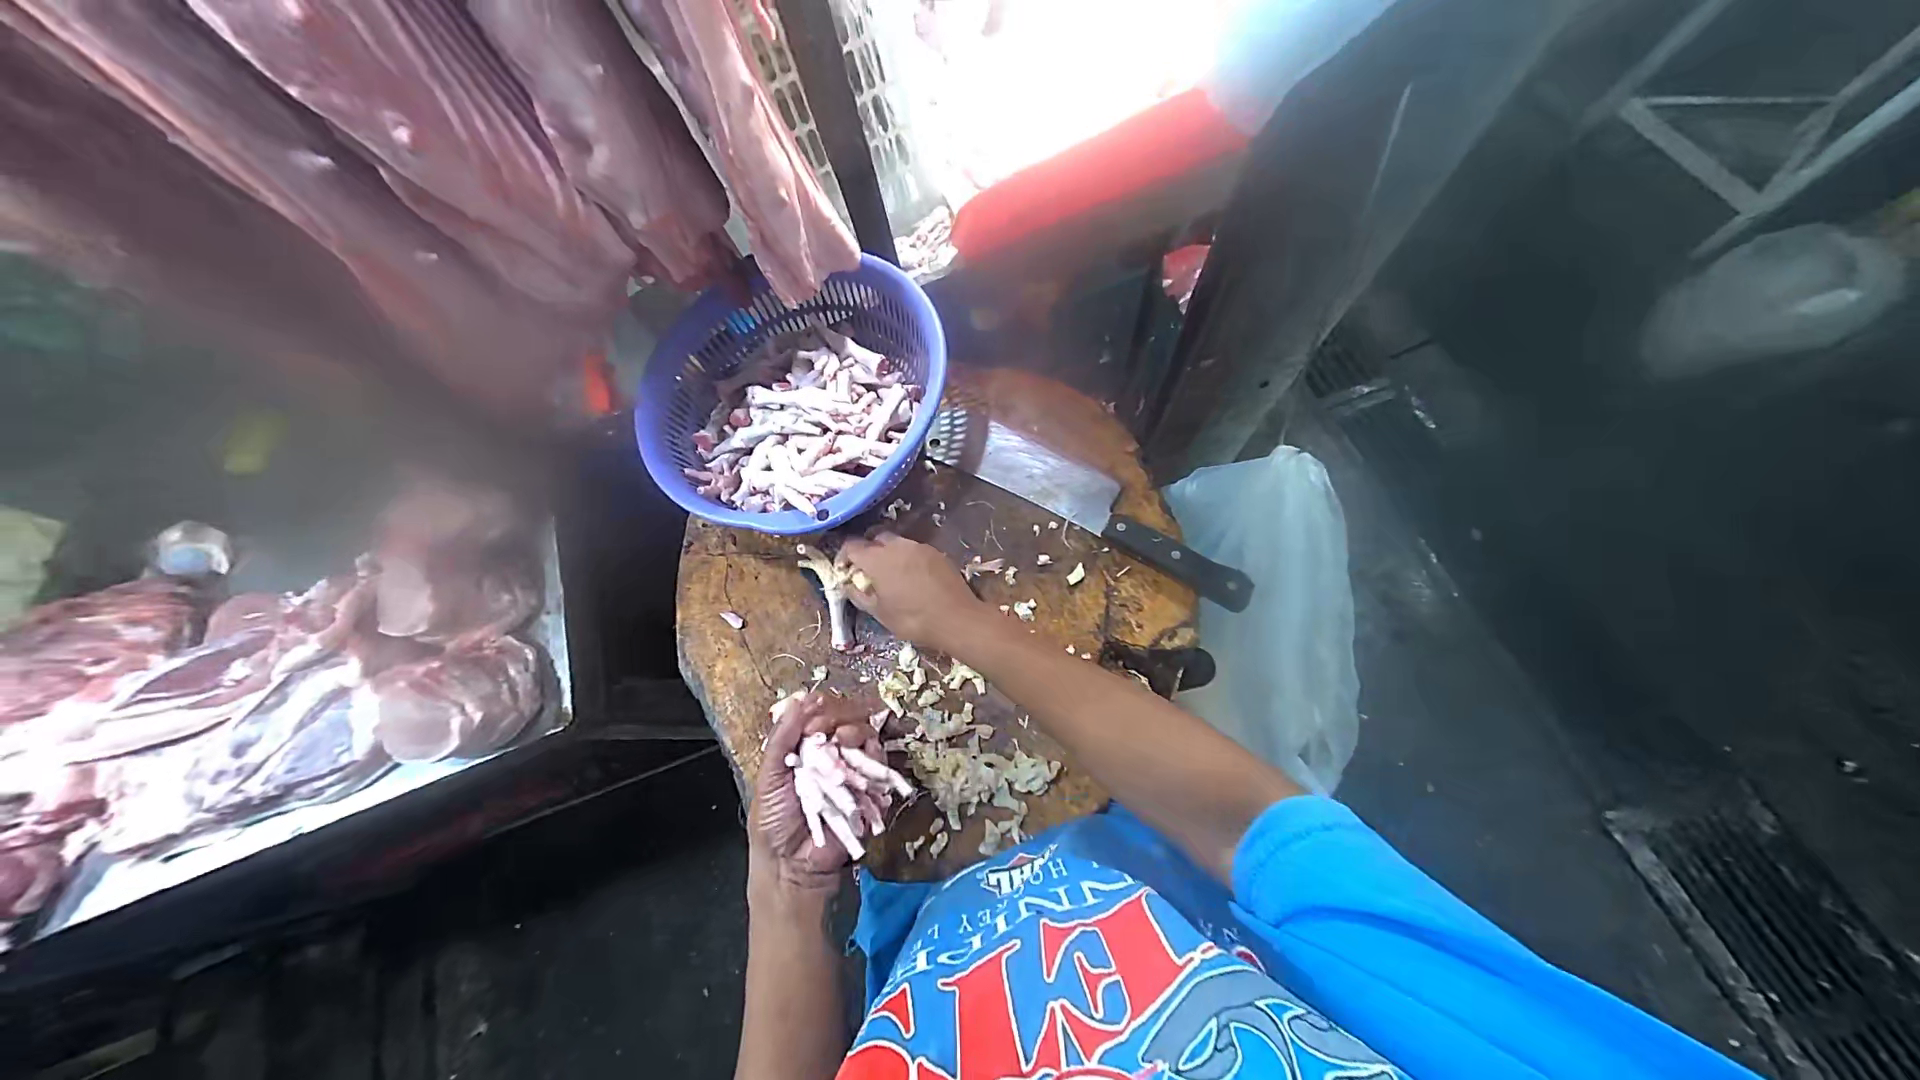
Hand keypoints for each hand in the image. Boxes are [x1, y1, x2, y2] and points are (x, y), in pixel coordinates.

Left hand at [750, 691, 881, 902]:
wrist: (792, 866)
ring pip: (868, 738)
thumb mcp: (769, 775)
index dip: (822, 710)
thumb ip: (782, 737)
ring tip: (844, 744)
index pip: (822, 714)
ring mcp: (853, 772)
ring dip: (858, 735)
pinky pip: (880, 769)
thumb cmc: (774, 822)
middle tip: (830, 732)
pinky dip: (874, 762)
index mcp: (807, 747)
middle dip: (842, 719)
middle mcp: (832, 755)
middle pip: (849, 720)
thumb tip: (799, 698)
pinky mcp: (870, 792)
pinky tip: (861, 765)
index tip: (815, 714)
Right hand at [839, 533, 987, 649]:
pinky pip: (914, 550)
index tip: (845, 571)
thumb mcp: (880, 613)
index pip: (852, 546)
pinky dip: (907, 558)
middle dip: (867, 551)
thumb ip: (859, 595)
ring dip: (888, 554)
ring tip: (890, 576)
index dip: (844, 556)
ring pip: (897, 543)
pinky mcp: (937, 553)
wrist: (958, 618)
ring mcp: (920, 547)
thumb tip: (848, 585)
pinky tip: (912, 578)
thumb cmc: (914, 619)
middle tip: (867, 572)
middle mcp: (898, 546)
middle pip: (875, 538)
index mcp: (878, 559)